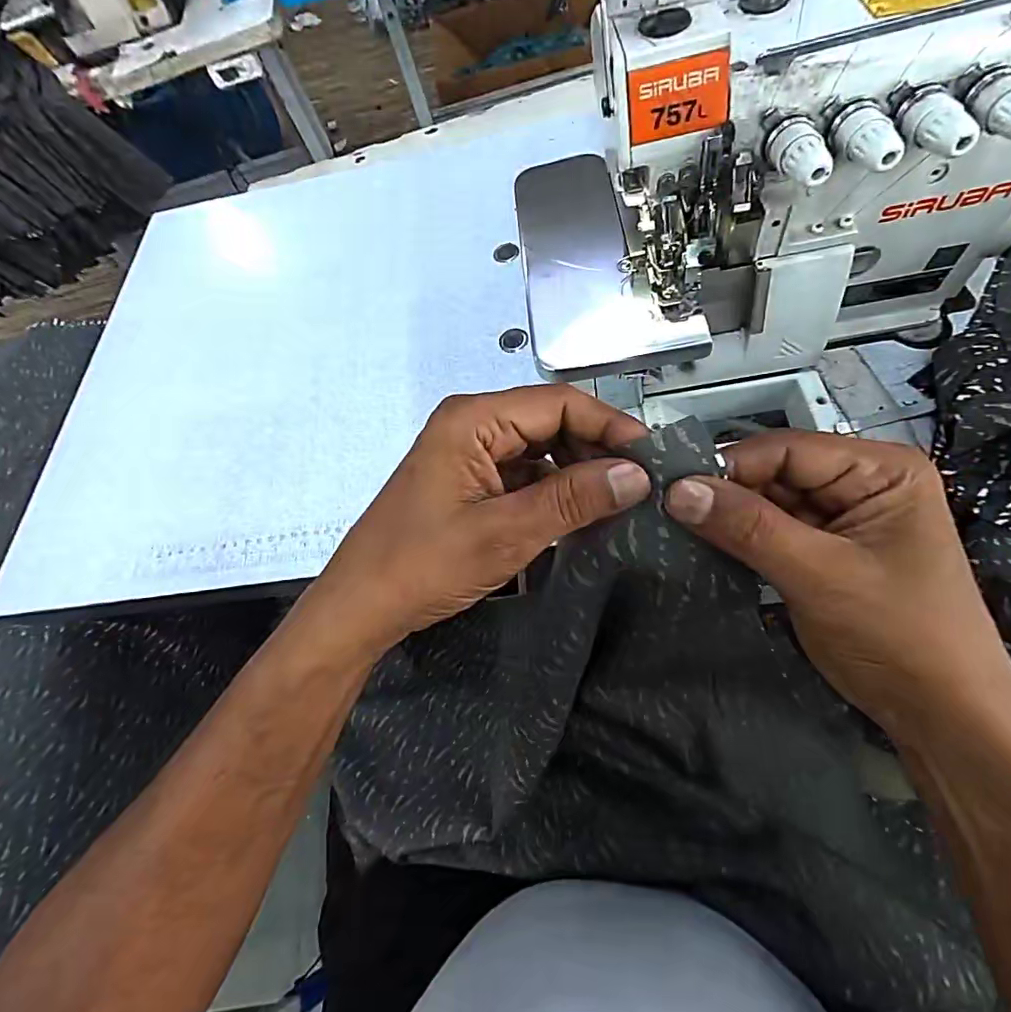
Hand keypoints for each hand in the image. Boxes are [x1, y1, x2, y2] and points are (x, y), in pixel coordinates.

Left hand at [303, 385, 651, 653]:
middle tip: (640, 484)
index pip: (561, 403)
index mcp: (474, 420)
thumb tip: (637, 476)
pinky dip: (559, 489)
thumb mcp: (506, 532)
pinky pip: (529, 472)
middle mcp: (474, 425)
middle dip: (598, 449)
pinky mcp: (475, 480)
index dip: (610, 425)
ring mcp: (473, 453)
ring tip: (619, 500)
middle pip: (554, 421)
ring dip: (581, 471)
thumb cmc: (422, 565)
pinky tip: (584, 512)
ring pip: (545, 448)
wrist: (361, 609)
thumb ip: (573, 499)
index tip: (650, 458)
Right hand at [664, 431, 1010, 734]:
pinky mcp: (836, 556)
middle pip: (781, 475)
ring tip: (682, 533)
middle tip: (670, 514)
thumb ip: (749, 528)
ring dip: (737, 522)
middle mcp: (868, 484)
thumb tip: (679, 489)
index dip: (732, 466)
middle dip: (732, 496)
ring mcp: (851, 522)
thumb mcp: (821, 576)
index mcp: (883, 469)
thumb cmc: (901, 638)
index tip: (674, 489)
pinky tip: (715, 553)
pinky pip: (783, 536)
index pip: (790, 448)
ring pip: (777, 506)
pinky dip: (752, 545)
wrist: (949, 719)